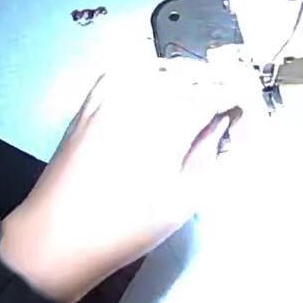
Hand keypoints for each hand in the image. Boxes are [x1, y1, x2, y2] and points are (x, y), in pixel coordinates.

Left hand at [0, 60, 251, 302]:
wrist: (57, 235)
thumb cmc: (126, 227)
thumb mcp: (184, 197)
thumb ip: (209, 150)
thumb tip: (221, 122)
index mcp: (169, 119)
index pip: (221, 89)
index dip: (240, 103)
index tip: (244, 124)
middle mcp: (141, 93)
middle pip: (194, 73)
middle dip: (217, 90)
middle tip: (225, 120)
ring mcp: (112, 91)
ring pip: (165, 67)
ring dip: (188, 81)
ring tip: (197, 109)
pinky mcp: (93, 97)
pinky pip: (133, 71)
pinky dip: (154, 78)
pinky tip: (160, 100)